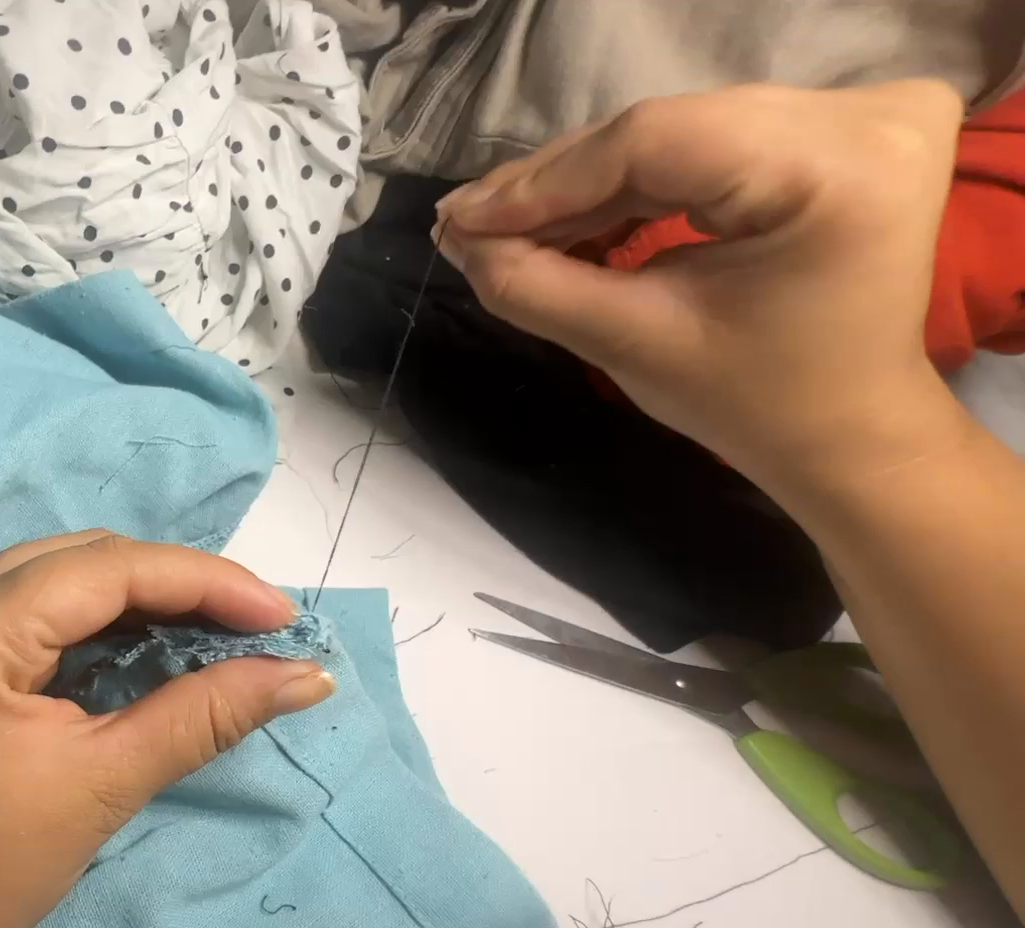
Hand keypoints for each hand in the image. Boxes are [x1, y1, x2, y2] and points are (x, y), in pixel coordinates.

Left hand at [0, 531, 334, 927]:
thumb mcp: (106, 782)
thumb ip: (207, 714)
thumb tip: (308, 676)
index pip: (106, 568)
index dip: (205, 581)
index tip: (282, 614)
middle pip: (87, 559)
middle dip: (181, 586)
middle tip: (259, 627)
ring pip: (68, 572)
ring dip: (148, 596)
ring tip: (224, 631)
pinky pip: (44, 600)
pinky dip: (107, 617)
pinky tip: (160, 638)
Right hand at [434, 81, 976, 499]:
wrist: (837, 422)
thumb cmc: (744, 398)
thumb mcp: (626, 343)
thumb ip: (531, 286)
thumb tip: (458, 239)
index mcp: (838, 167)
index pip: (653, 143)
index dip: (542, 182)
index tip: (457, 223)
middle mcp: (863, 112)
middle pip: (657, 130)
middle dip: (548, 185)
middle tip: (464, 224)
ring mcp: (853, 112)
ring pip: (663, 135)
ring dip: (570, 187)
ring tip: (496, 228)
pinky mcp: (826, 130)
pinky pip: (687, 146)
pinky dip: (612, 188)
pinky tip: (556, 222)